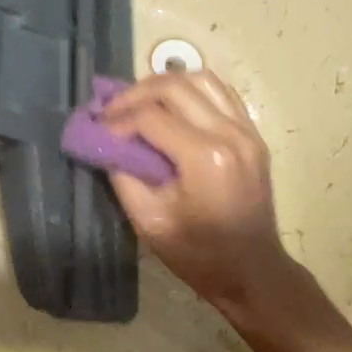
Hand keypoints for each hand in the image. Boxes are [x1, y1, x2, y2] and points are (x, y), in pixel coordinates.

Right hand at [103, 71, 294, 315]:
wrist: (252, 272)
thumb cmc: (199, 254)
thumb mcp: (149, 222)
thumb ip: (123, 176)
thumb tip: (105, 142)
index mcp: (206, 158)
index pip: (151, 117)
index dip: (119, 120)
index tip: (98, 130)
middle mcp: (230, 133)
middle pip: (175, 87)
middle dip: (136, 94)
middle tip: (112, 111)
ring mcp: (247, 130)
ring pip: (201, 79)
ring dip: (165, 84)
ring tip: (141, 102)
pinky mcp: (253, 133)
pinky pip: (222, 92)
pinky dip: (193, 90)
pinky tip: (174, 105)